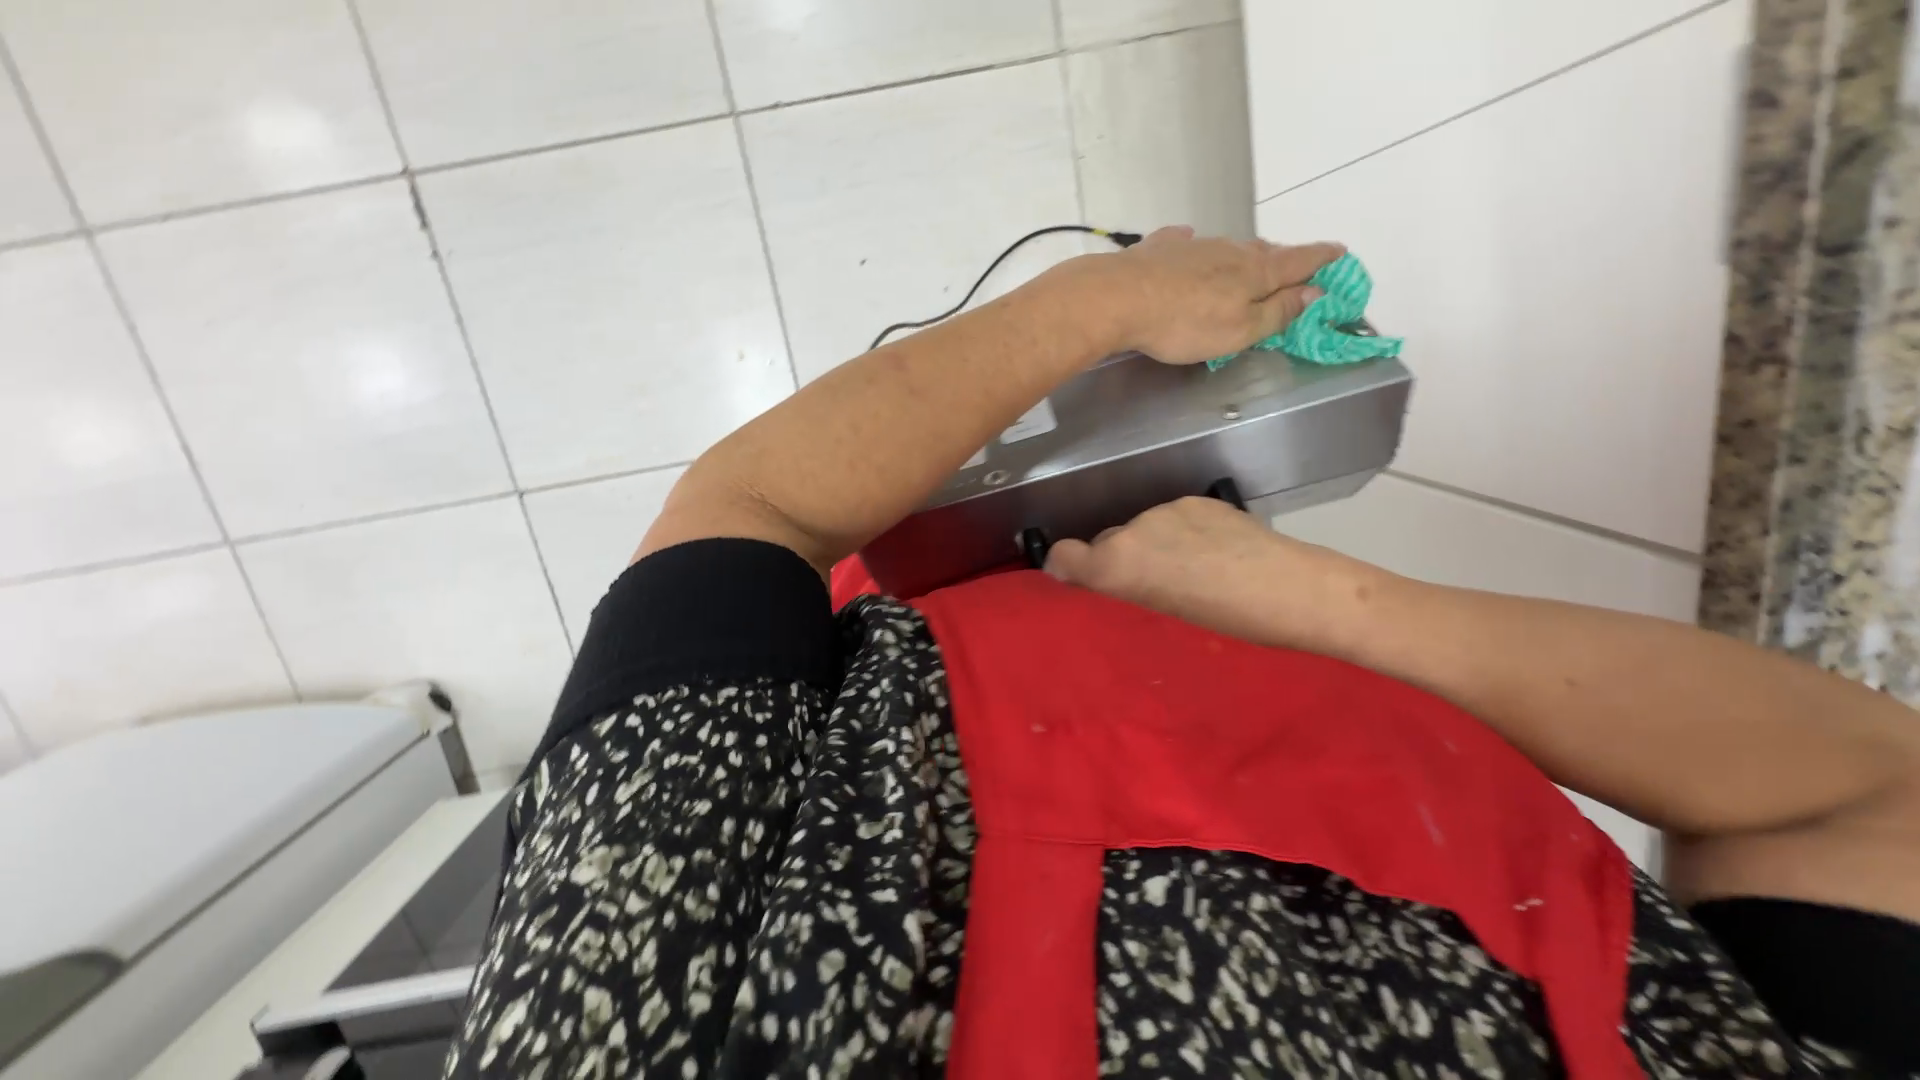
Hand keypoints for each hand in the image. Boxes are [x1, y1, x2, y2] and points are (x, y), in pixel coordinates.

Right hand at [1041, 495, 1385, 654]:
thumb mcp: (1164, 609)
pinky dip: (1179, 533)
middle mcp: (1134, 529)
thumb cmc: (1228, 619)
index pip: (1066, 556)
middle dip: (1119, 560)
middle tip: (1151, 588)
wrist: (1294, 589)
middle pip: (1108, 542)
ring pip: (1142, 529)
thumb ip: (1125, 586)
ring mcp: (1167, 510)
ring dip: (1152, 545)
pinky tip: (1211, 553)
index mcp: (1119, 565)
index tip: (1077, 580)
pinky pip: (1172, 518)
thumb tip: (1100, 573)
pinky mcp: (1198, 501)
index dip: (1066, 567)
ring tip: (1190, 572)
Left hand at [1094, 226, 1345, 364]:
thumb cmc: (1183, 323)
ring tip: (1251, 263)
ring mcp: (1192, 246)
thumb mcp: (1240, 330)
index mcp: (1255, 272)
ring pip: (1228, 247)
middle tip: (1298, 265)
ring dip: (1244, 255)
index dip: (1322, 260)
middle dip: (1285, 259)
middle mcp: (1229, 250)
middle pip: (1265, 252)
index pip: (1300, 262)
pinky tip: (1189, 242)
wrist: (1117, 298)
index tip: (1340, 253)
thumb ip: (1278, 311)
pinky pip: (1184, 243)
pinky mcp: (1158, 249)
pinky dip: (1194, 245)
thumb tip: (1315, 292)